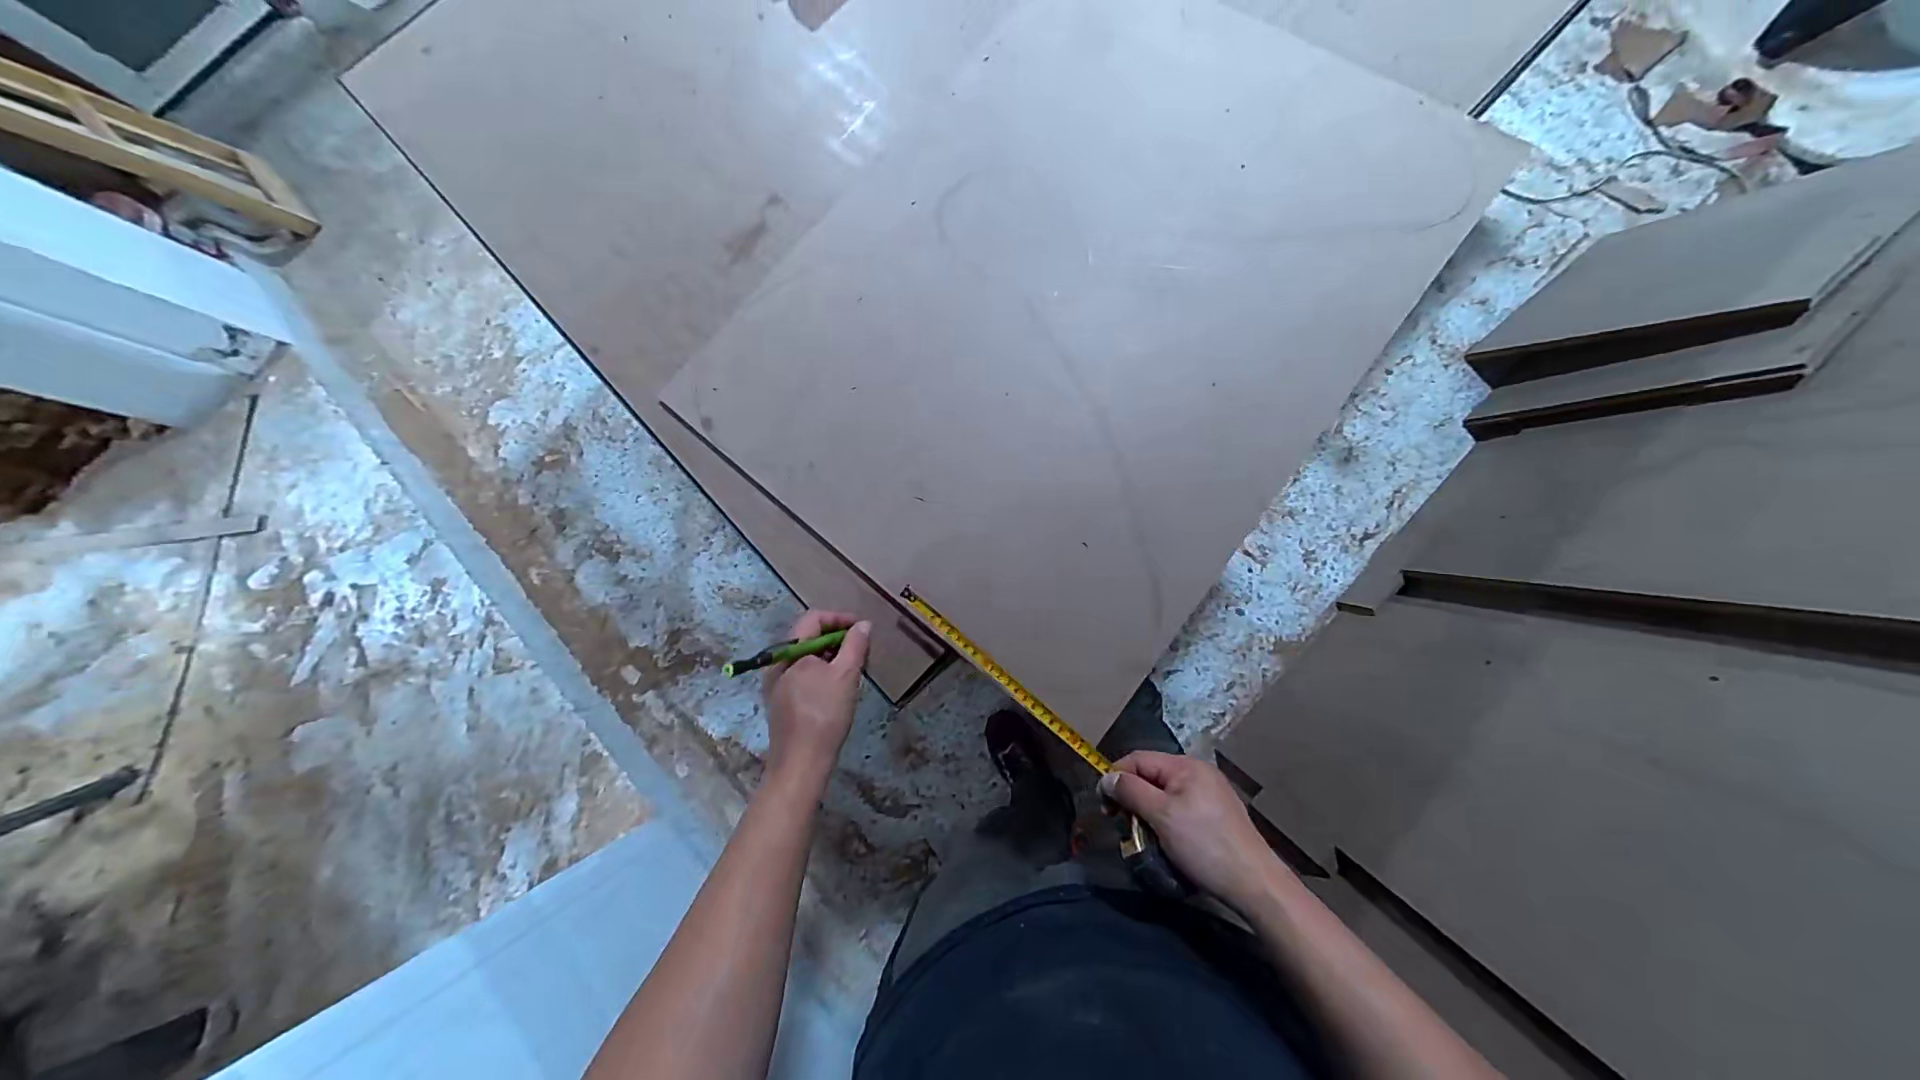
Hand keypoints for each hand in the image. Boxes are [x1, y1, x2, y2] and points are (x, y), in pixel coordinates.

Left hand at [762, 610, 869, 788]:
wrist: (800, 763)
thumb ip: (856, 645)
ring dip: (832, 657)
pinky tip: (838, 690)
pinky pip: (803, 676)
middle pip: (809, 637)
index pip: (813, 619)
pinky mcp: (781, 703)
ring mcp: (777, 685)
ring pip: (807, 659)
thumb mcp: (846, 676)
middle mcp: (778, 664)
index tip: (862, 629)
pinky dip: (822, 674)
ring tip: (854, 670)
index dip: (840, 618)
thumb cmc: (824, 714)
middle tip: (862, 650)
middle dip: (838, 638)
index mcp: (789, 652)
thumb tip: (863, 625)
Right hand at [1100, 751, 1283, 912]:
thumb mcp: (1161, 815)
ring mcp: (1210, 794)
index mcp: (1186, 765)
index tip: (1105, 810)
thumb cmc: (1204, 845)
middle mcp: (1199, 773)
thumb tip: (1107, 778)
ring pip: (1163, 795)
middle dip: (1132, 799)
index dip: (1115, 779)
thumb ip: (1131, 791)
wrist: (1255, 884)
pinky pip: (1179, 809)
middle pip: (1150, 776)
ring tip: (1145, 839)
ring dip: (1147, 814)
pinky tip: (1167, 843)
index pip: (1137, 759)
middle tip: (1124, 827)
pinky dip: (1166, 822)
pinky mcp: (1217, 815)